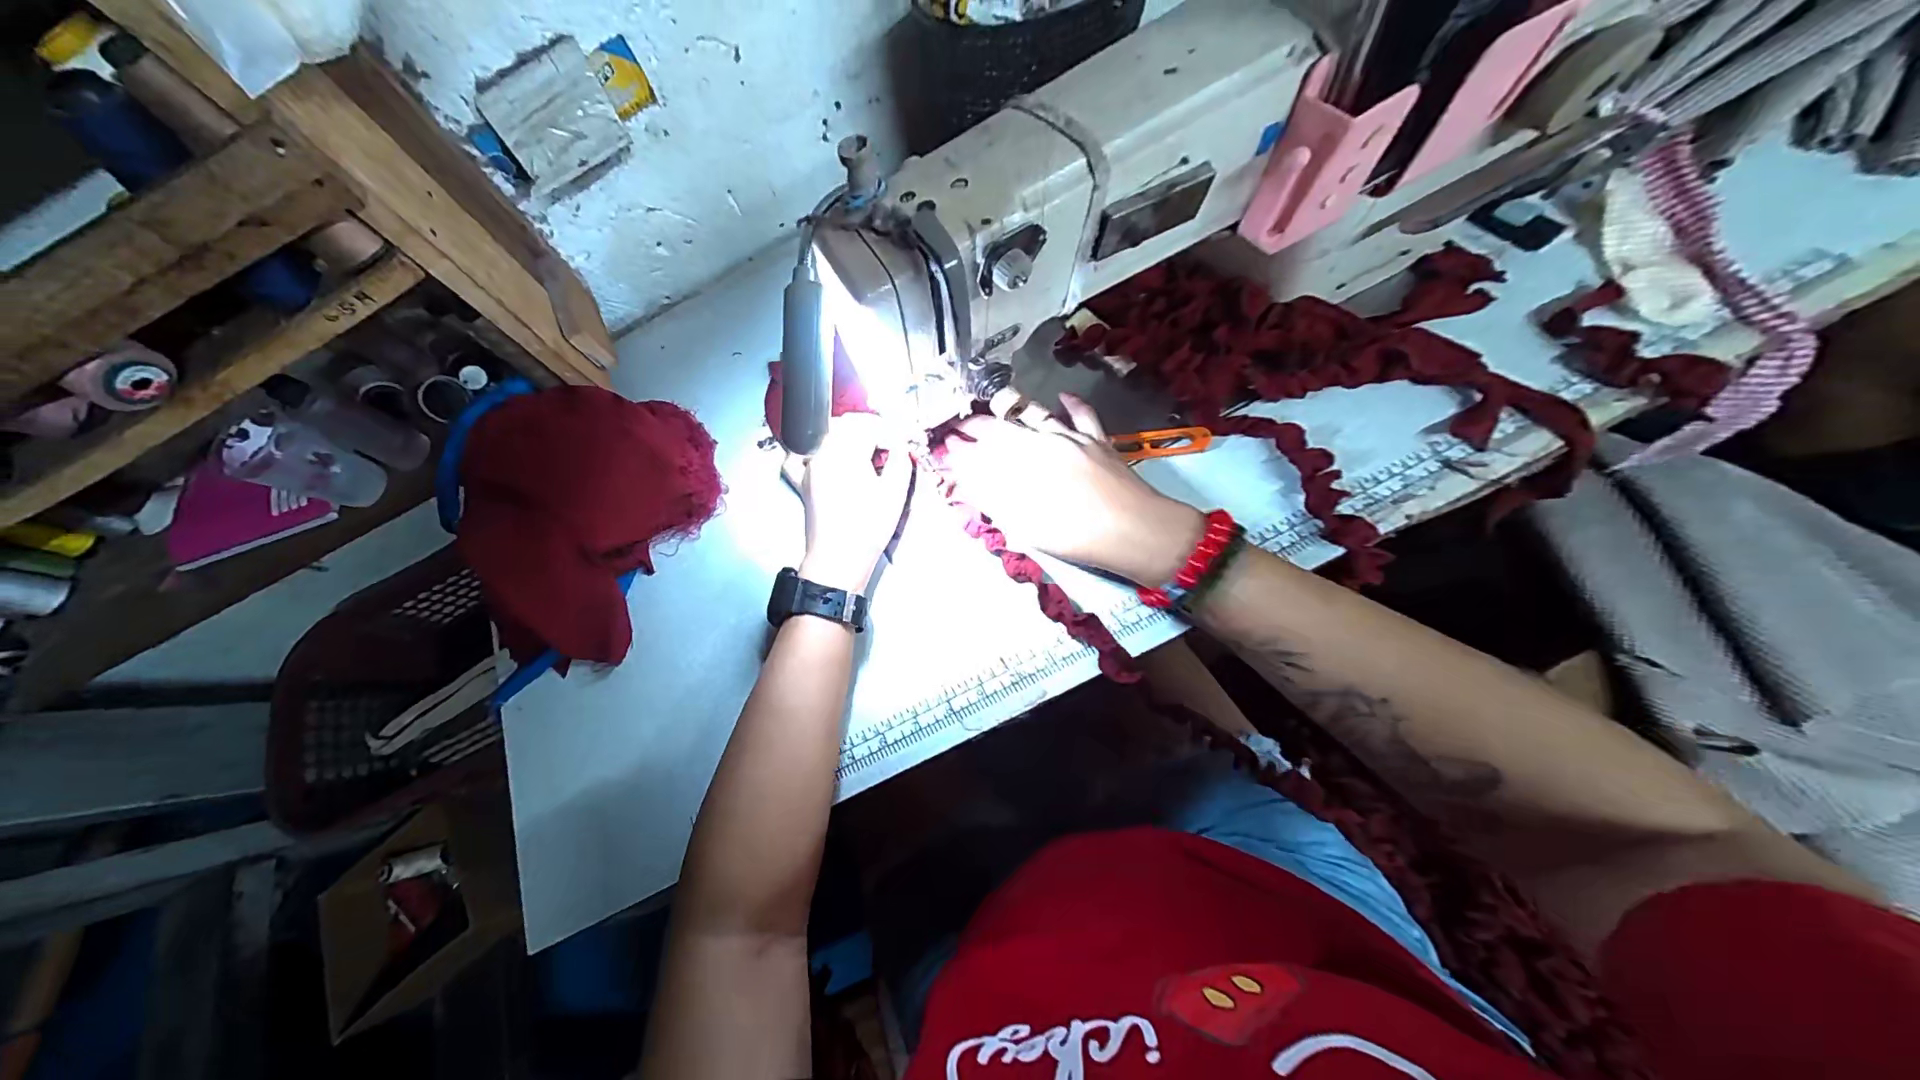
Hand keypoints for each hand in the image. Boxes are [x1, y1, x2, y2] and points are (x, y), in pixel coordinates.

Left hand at [798, 413, 911, 593]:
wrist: (839, 558)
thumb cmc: (866, 530)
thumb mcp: (895, 492)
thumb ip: (901, 460)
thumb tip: (901, 447)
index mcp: (846, 451)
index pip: (871, 426)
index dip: (891, 433)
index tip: (902, 442)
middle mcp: (823, 453)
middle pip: (847, 424)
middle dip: (870, 428)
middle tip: (889, 443)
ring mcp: (810, 466)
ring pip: (827, 434)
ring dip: (848, 435)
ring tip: (866, 449)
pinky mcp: (804, 481)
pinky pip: (803, 455)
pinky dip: (817, 450)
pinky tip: (829, 457)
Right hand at [939, 394, 1202, 585]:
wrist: (1134, 530)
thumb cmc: (1077, 535)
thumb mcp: (1025, 524)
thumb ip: (992, 495)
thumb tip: (964, 475)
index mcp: (1023, 461)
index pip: (982, 446)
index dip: (960, 446)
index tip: (944, 445)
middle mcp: (1044, 442)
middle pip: (1004, 426)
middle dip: (978, 425)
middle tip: (960, 427)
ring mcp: (1073, 439)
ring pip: (1037, 414)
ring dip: (1013, 410)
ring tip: (996, 408)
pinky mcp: (1098, 442)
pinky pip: (1083, 415)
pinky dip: (1071, 405)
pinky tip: (1063, 396)